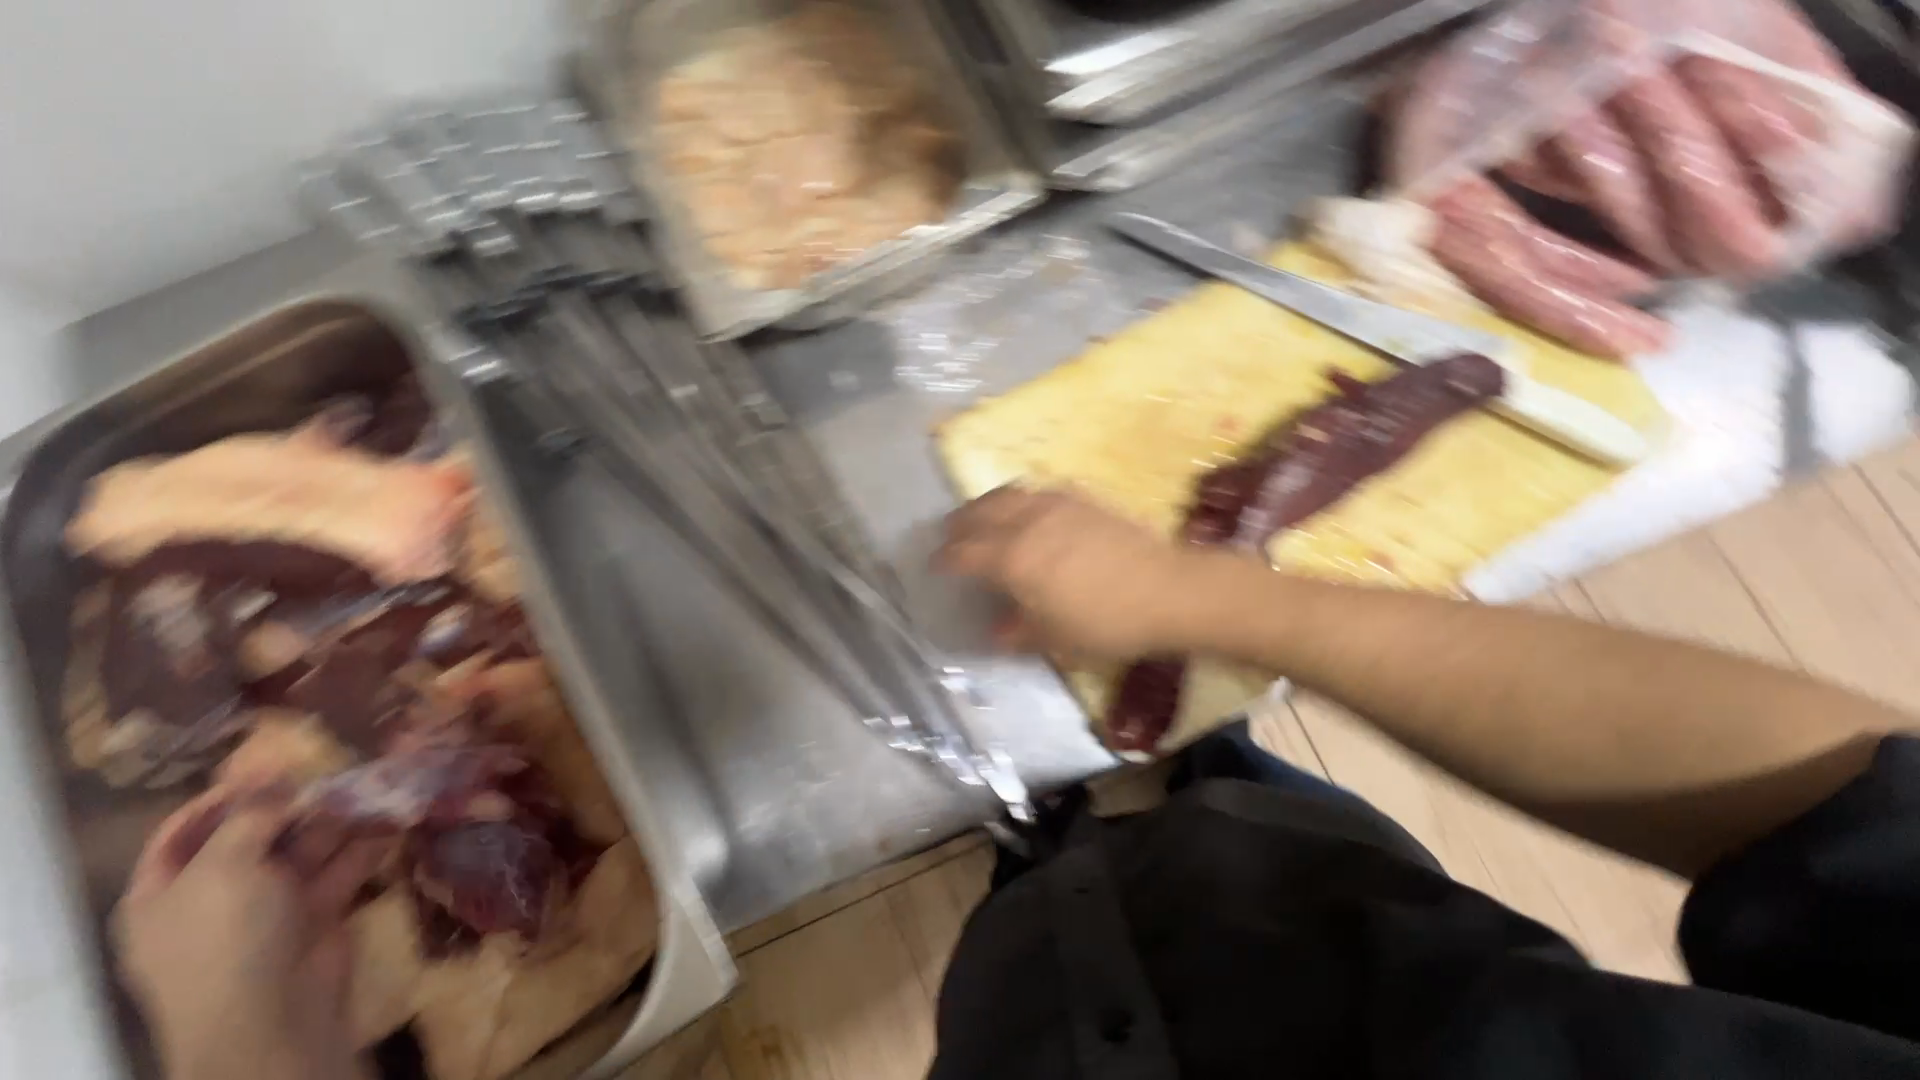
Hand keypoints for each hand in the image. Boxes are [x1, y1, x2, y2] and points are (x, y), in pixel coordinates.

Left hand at [115, 795, 384, 1079]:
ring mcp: (269, 906)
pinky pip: (340, 870)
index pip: (184, 831)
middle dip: (294, 804)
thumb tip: (276, 782)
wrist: (271, 1014)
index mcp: (164, 890)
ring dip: (338, 820)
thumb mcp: (223, 867)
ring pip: (305, 849)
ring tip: (372, 788)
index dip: (223, 796)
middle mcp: (215, 894)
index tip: (269, 765)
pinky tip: (391, 819)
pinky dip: (366, 846)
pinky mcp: (317, 914)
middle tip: (334, 771)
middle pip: (254, 835)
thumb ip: (249, 817)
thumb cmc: (226, 937)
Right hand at [937, 487, 1226, 661]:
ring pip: (1008, 494)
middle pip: (980, 512)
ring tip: (984, 517)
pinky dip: (1022, 500)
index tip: (934, 564)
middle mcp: (1027, 522)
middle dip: (960, 523)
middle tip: (951, 535)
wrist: (1169, 590)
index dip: (945, 558)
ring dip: (987, 505)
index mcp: (1012, 558)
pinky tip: (1031, 512)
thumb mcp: (1056, 638)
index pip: (964, 552)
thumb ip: (1019, 631)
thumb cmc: (1106, 622)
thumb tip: (997, 629)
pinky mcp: (1084, 499)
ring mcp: (1057, 505)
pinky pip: (1040, 492)